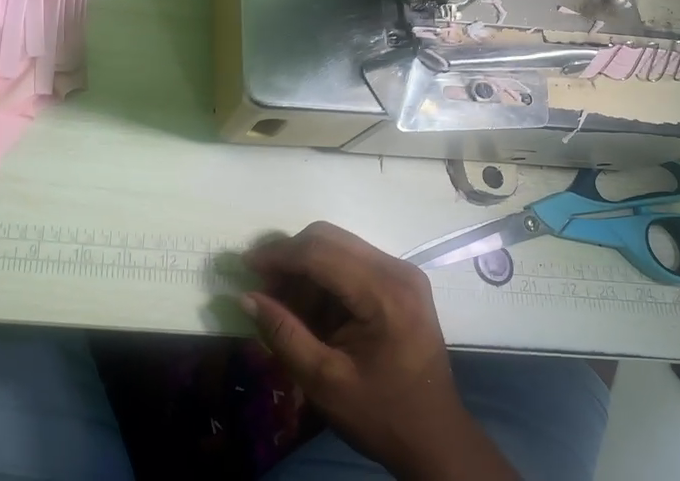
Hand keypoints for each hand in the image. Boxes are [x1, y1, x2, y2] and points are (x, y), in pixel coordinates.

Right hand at [242, 223, 510, 480]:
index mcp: (385, 294)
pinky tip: (312, 313)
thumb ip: (283, 334)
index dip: (278, 255)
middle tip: (264, 291)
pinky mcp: (400, 283)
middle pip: (328, 240)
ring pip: (337, 247)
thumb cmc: (381, 414)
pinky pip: (350, 263)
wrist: (435, 439)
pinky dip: (323, 280)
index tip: (245, 266)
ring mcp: (402, 274)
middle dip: (290, 260)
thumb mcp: (323, 381)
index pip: (320, 252)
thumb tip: (246, 296)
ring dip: (305, 271)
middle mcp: (397, 271)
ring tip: (287, 310)